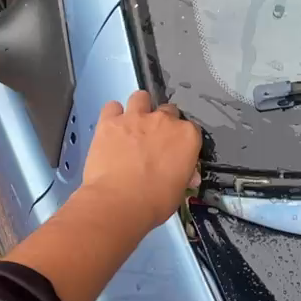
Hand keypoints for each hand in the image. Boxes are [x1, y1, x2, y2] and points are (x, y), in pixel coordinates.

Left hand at [77, 90, 202, 233]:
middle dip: (162, 123)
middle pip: (167, 110)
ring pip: (141, 97)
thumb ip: (184, 174)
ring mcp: (135, 117)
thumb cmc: (154, 201)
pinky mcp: (110, 121)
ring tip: (133, 125)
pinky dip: (112, 115)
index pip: (190, 129)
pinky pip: (112, 107)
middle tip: (153, 142)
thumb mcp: (179, 191)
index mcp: (187, 136)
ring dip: (139, 108)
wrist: (119, 202)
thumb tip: (187, 175)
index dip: (181, 140)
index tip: (174, 152)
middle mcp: (163, 120)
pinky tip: (112, 128)